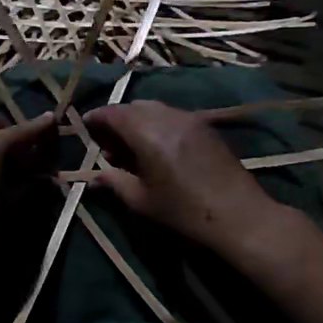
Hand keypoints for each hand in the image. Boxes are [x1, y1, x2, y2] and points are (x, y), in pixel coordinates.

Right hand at [84, 101, 285, 251]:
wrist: (238, 214)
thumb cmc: (184, 211)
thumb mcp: (142, 201)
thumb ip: (115, 182)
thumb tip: (94, 177)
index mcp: (149, 133)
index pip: (115, 113)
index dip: (97, 118)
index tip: (84, 127)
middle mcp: (169, 118)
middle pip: (134, 107)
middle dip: (116, 120)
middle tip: (105, 143)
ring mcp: (190, 119)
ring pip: (154, 109)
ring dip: (137, 121)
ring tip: (129, 148)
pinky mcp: (205, 127)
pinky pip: (172, 116)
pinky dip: (156, 124)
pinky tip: (155, 148)